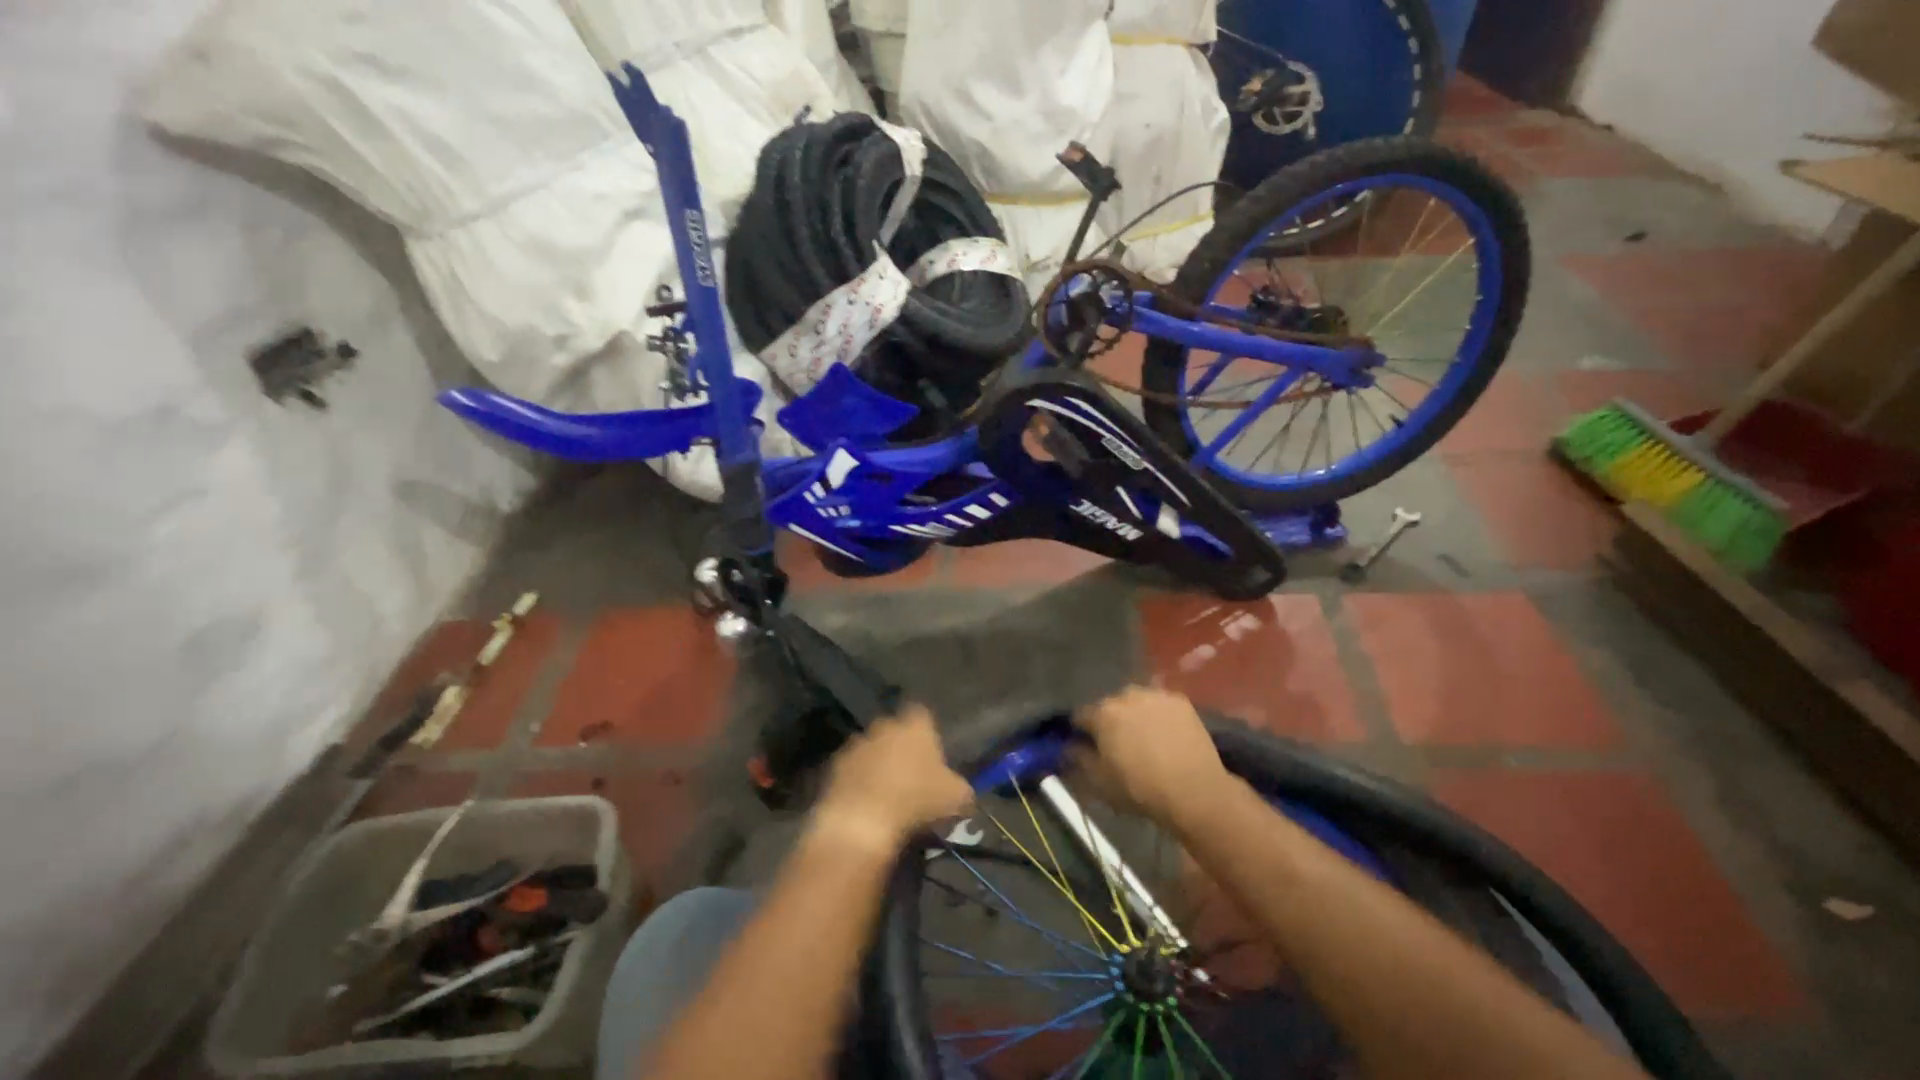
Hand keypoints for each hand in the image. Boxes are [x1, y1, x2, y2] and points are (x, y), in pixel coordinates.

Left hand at [814, 705, 972, 849]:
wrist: (862, 820)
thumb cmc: (917, 800)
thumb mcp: (957, 798)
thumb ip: (962, 788)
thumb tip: (963, 793)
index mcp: (915, 726)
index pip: (922, 714)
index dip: (927, 731)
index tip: (931, 751)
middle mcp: (883, 726)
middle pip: (894, 730)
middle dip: (899, 747)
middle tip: (910, 774)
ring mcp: (854, 745)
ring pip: (870, 750)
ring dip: (876, 765)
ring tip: (885, 793)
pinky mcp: (832, 767)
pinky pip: (850, 771)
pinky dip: (857, 782)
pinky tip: (864, 803)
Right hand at [1071, 687, 1229, 824]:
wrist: (1194, 790)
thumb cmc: (1140, 789)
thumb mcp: (1099, 782)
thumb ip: (1078, 758)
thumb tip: (1068, 745)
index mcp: (1102, 713)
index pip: (1080, 716)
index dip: (1079, 732)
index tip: (1084, 747)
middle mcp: (1127, 695)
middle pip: (1109, 706)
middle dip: (1109, 722)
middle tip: (1118, 746)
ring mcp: (1156, 695)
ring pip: (1136, 703)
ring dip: (1134, 716)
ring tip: (1145, 740)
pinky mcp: (1181, 701)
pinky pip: (1159, 705)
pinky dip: (1157, 716)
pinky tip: (1166, 736)